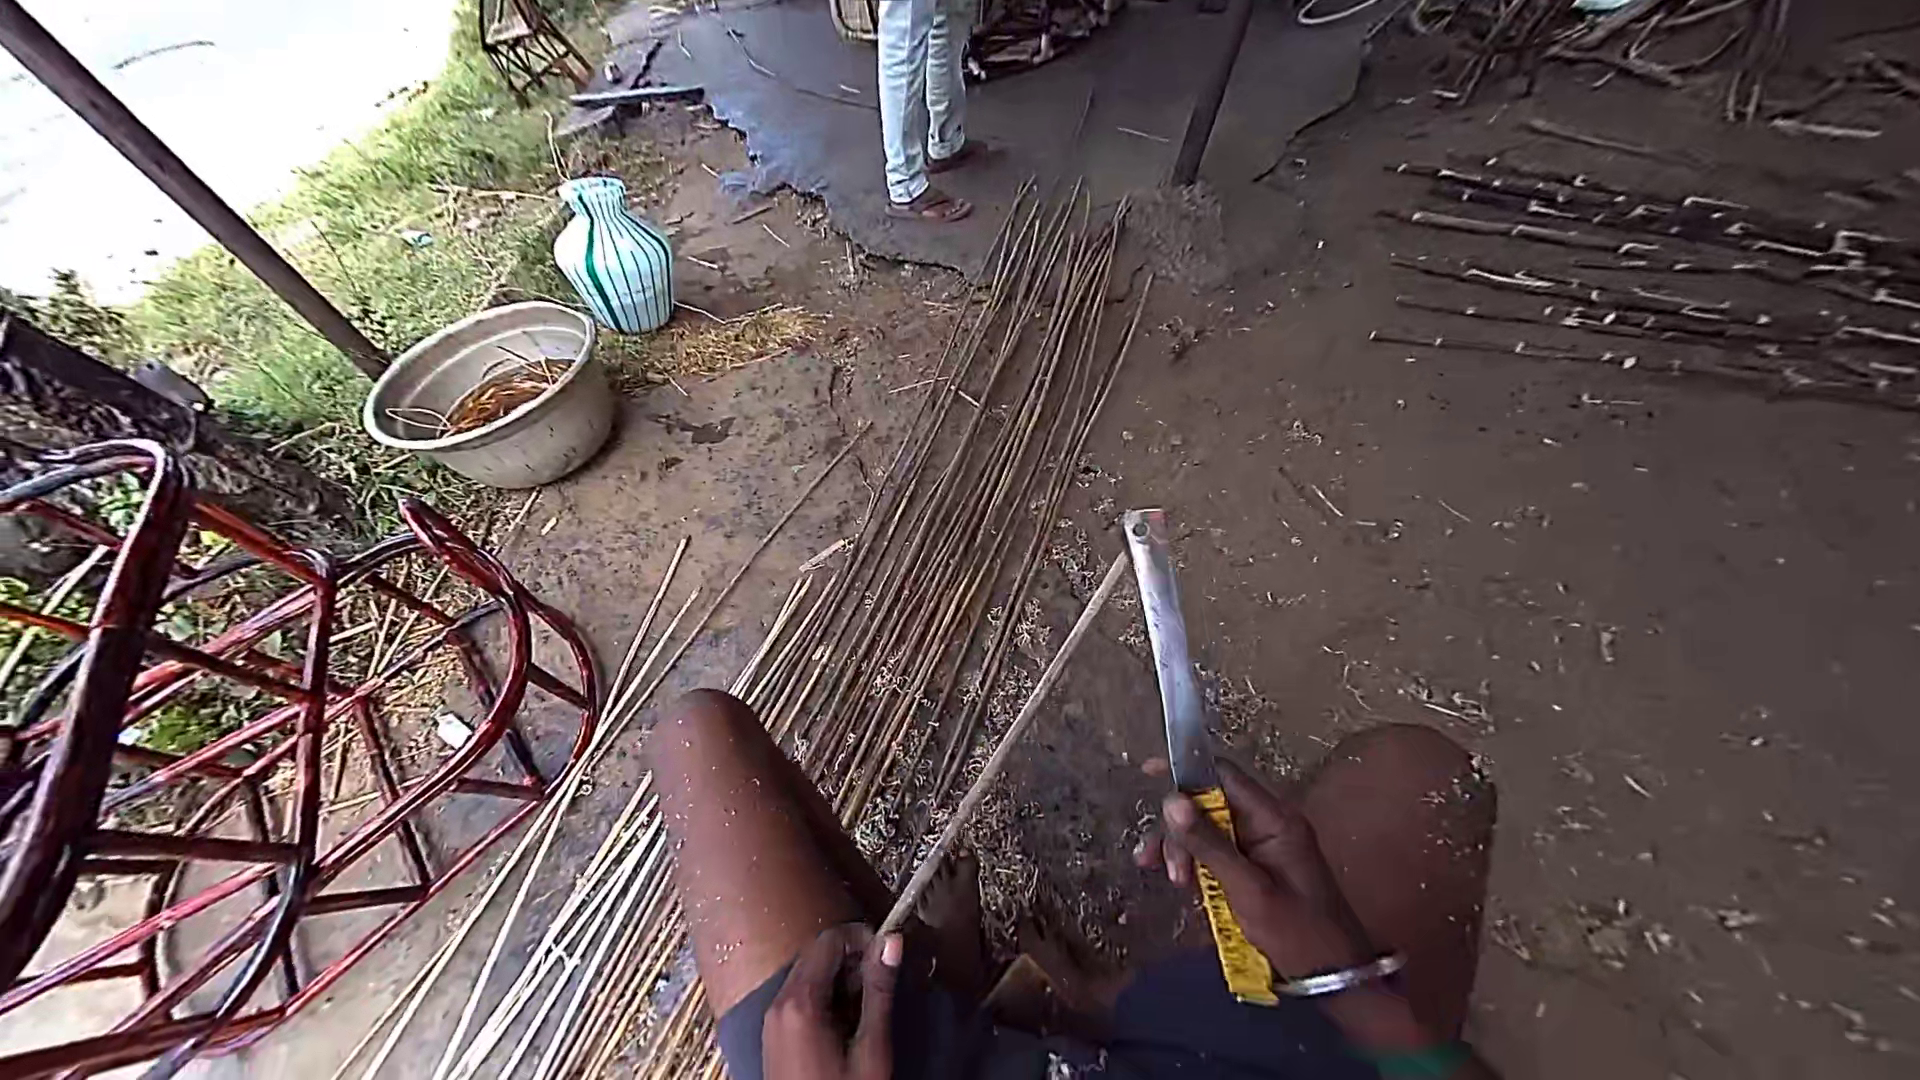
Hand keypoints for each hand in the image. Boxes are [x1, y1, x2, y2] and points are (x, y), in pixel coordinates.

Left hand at [764, 923, 903, 1079]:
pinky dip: (825, 996)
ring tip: (866, 1007)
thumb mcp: (870, 1050)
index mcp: (800, 1001)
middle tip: (879, 984)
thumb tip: (892, 939)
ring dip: (840, 977)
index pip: (830, 939)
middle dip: (851, 958)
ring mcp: (772, 1022)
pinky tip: (845, 1025)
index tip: (886, 958)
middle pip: (817, 953)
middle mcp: (779, 1003)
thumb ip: (879, 990)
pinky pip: (799, 996)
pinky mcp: (773, 1039)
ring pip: (809, 973)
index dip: (862, 938)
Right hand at [1134, 758, 1373, 978]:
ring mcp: (1258, 842)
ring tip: (1174, 881)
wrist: (1337, 984)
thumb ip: (1209, 844)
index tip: (1148, 772)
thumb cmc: (1298, 934)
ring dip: (1181, 849)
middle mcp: (1264, 821)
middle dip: (1180, 830)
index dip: (1184, 770)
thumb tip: (1170, 800)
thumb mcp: (1249, 890)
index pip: (1222, 775)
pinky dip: (1192, 861)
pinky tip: (1178, 880)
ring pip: (1203, 826)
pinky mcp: (1251, 863)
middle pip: (1206, 802)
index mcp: (1273, 817)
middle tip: (1169, 867)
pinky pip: (1212, 848)